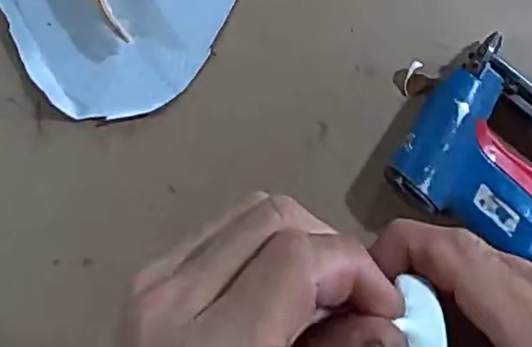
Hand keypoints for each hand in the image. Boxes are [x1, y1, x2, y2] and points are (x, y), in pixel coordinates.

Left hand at [121, 193, 405, 346]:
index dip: (354, 266)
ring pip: (249, 209)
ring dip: (297, 235)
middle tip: (355, 293)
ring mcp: (152, 285)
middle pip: (276, 215)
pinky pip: (219, 227)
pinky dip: (259, 240)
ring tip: (318, 286)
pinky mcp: (145, 281)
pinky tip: (273, 283)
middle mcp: (172, 302)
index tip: (385, 302)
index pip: (298, 255)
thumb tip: (386, 322)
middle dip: (329, 244)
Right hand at [370, 221, 531, 346]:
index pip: (457, 249)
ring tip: (443, 341)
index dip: (402, 251)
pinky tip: (483, 346)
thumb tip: (393, 330)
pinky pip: (523, 291)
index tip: (370, 286)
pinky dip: (492, 312)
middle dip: (427, 288)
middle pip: (472, 258)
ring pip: (496, 273)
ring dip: (459, 302)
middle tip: (401, 330)